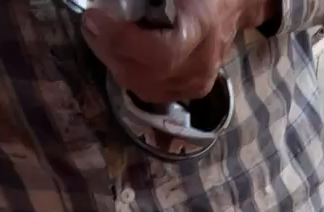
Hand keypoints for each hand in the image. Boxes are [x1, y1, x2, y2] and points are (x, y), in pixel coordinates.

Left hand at [84, 0, 266, 103]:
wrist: (231, 4)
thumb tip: (106, 0)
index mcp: (200, 27)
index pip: (160, 53)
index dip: (122, 40)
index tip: (94, 17)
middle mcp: (201, 64)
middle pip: (147, 76)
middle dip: (110, 52)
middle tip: (93, 26)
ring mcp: (198, 82)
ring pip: (146, 87)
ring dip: (118, 64)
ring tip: (104, 39)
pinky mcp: (193, 90)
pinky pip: (153, 91)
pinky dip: (132, 74)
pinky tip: (123, 54)